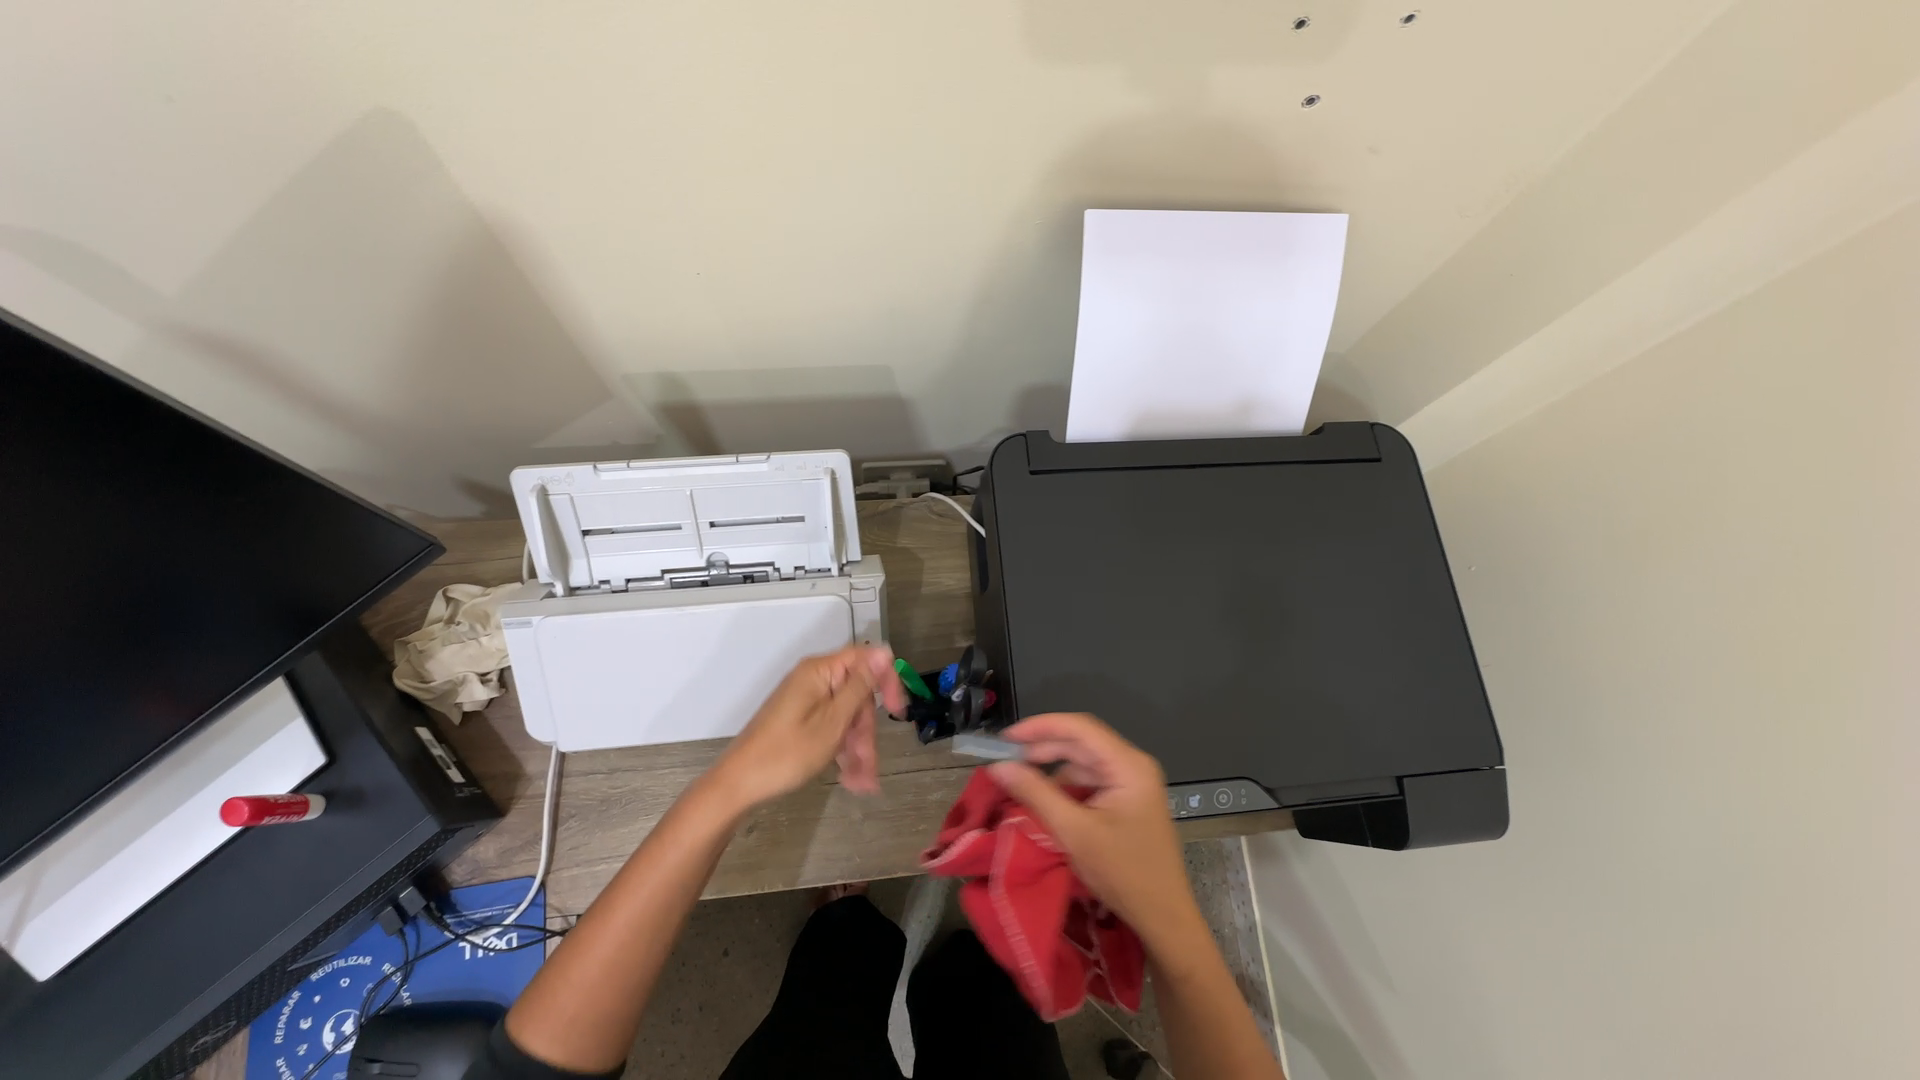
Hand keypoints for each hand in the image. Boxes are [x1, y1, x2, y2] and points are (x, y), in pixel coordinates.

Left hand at [711, 646, 906, 806]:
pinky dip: (842, 749)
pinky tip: (850, 777)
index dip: (887, 681)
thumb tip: (884, 652)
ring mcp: (806, 700)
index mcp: (819, 672)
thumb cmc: (786, 754)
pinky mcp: (801, 719)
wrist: (739, 784)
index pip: (866, 659)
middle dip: (866, 729)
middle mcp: (813, 680)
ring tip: (862, 782)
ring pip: (847, 716)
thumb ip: (860, 685)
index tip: (898, 710)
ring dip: (858, 747)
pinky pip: (831, 727)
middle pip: (857, 694)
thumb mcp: (833, 722)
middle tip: (869, 762)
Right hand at [988, 713, 1203, 945]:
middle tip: (1006, 763)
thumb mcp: (1074, 832)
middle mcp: (1132, 765)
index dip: (1040, 726)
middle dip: (1043, 750)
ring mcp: (1131, 784)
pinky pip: (1090, 784)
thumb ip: (1035, 794)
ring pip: (1083, 765)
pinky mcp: (1126, 802)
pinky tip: (1045, 804)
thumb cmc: (1123, 872)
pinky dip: (1065, 790)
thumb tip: (998, 766)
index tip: (1006, 740)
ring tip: (1020, 787)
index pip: (1080, 727)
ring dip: (1052, 773)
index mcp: (1128, 765)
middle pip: (1081, 744)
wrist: (1163, 917)